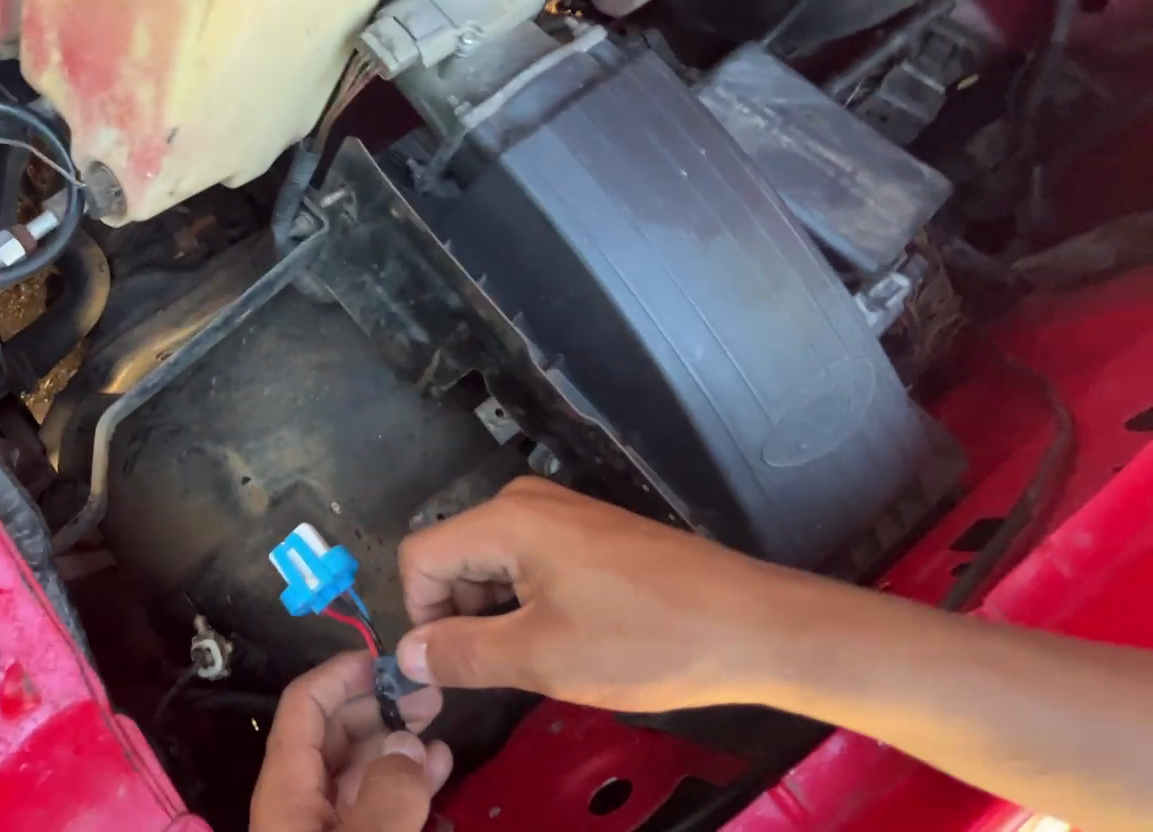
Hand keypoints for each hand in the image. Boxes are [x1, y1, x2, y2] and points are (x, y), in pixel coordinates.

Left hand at [249, 652, 453, 831]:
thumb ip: (388, 798)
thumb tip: (409, 743)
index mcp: (285, 789)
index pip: (303, 705)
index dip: (341, 674)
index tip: (387, 659)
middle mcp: (297, 803)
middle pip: (331, 731)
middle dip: (378, 704)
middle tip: (429, 693)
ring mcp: (320, 829)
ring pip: (355, 768)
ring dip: (396, 739)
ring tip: (437, 718)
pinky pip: (370, 804)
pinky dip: (402, 783)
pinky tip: (438, 767)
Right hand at [394, 477, 824, 712]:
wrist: (761, 627)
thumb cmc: (646, 641)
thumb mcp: (543, 659)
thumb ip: (462, 654)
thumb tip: (407, 656)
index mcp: (502, 520)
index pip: (420, 557)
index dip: (421, 614)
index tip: (453, 667)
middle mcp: (520, 500)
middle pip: (453, 556)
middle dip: (461, 614)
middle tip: (503, 668)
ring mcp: (557, 509)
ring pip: (488, 560)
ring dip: (494, 611)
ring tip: (542, 654)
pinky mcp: (585, 527)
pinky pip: (524, 556)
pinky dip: (525, 597)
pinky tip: (567, 632)